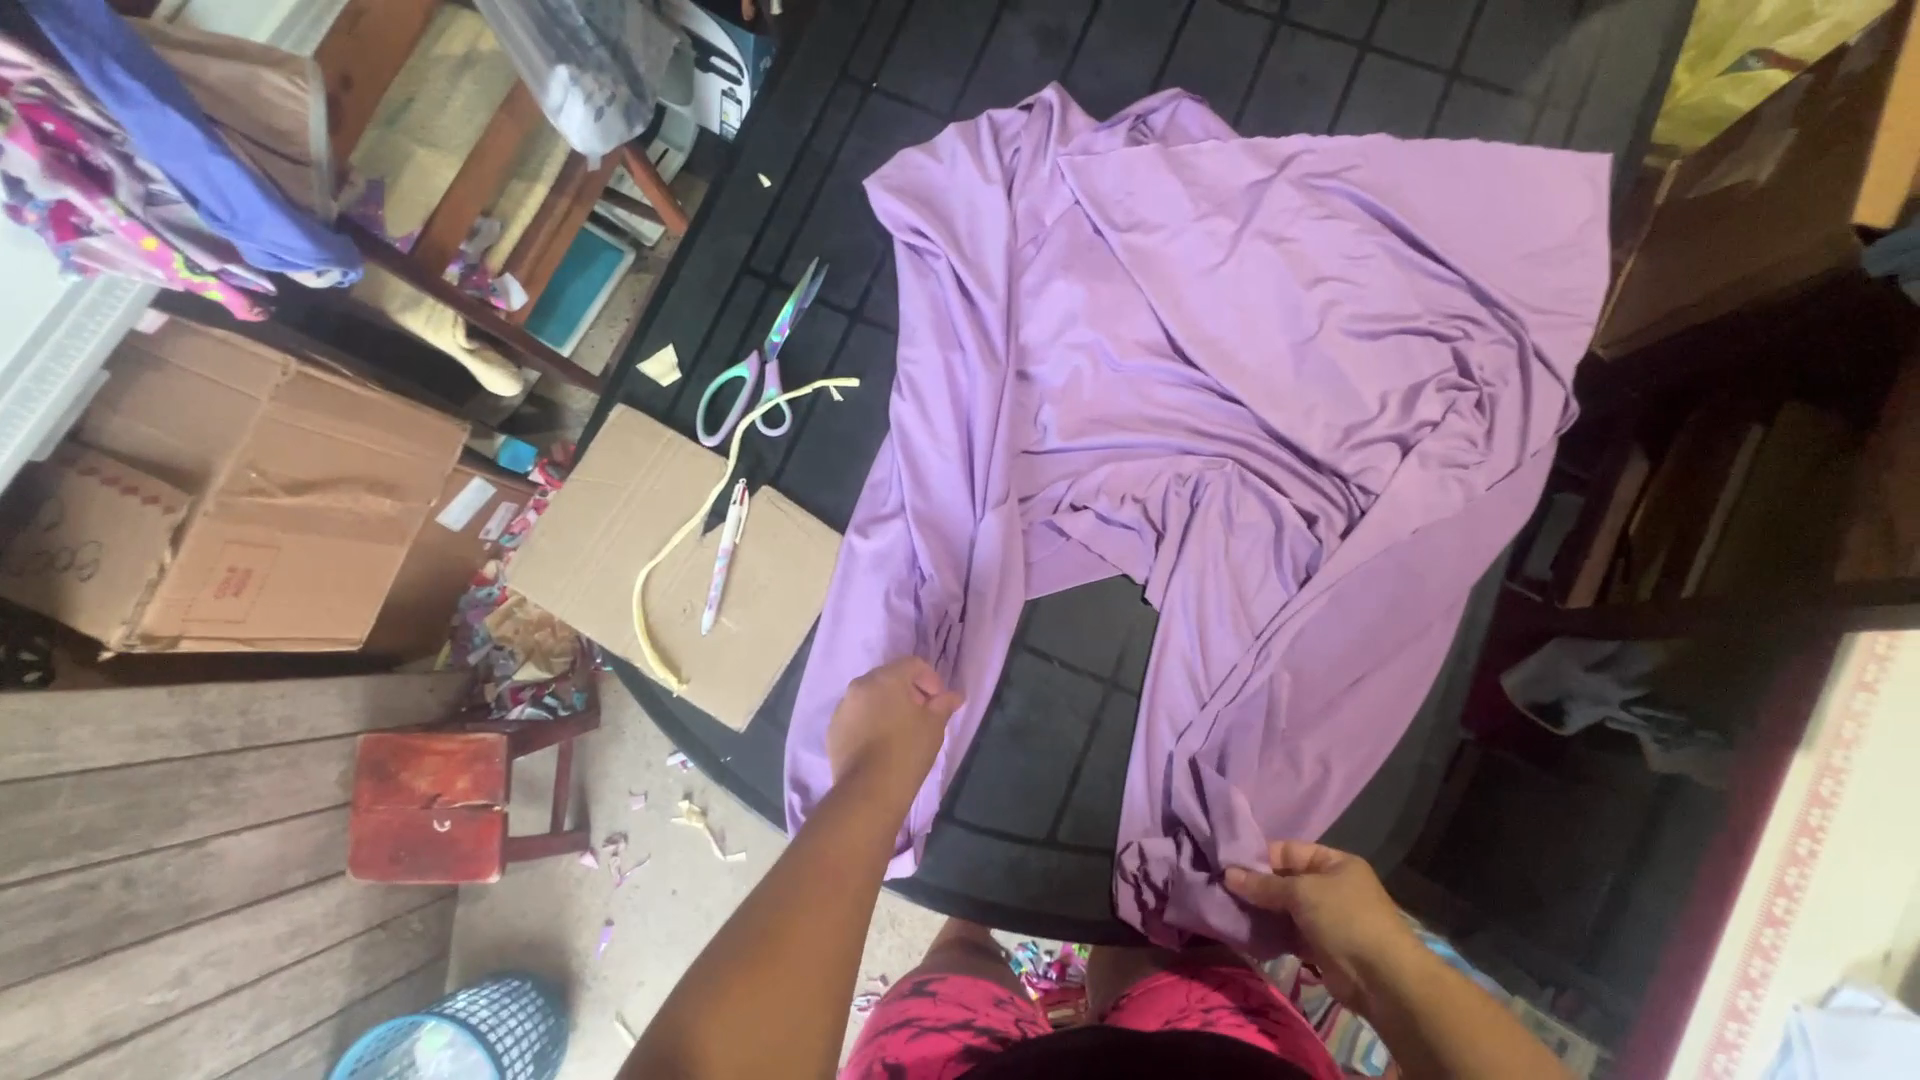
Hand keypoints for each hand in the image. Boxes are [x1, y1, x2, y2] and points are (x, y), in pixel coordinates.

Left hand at [826, 657, 964, 807]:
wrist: (869, 789)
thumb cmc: (907, 751)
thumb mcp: (934, 726)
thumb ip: (944, 704)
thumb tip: (955, 695)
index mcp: (886, 678)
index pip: (913, 664)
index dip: (931, 679)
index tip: (938, 702)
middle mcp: (860, 685)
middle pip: (889, 677)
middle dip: (909, 691)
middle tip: (922, 714)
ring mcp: (843, 707)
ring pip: (870, 696)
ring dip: (887, 705)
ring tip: (900, 730)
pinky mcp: (833, 729)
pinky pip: (856, 716)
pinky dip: (869, 721)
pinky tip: (880, 743)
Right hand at [1224, 842, 1419, 1008]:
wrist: (1382, 979)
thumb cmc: (1345, 919)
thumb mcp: (1301, 892)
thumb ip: (1264, 884)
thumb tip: (1227, 874)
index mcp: (1334, 863)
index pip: (1288, 850)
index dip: (1259, 856)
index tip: (1227, 864)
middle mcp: (1330, 886)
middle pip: (1285, 880)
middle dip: (1256, 886)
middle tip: (1222, 888)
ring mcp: (1326, 918)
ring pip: (1284, 909)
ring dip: (1261, 912)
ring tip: (1229, 910)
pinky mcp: (1320, 947)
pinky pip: (1289, 933)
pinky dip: (1271, 934)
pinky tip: (1247, 932)